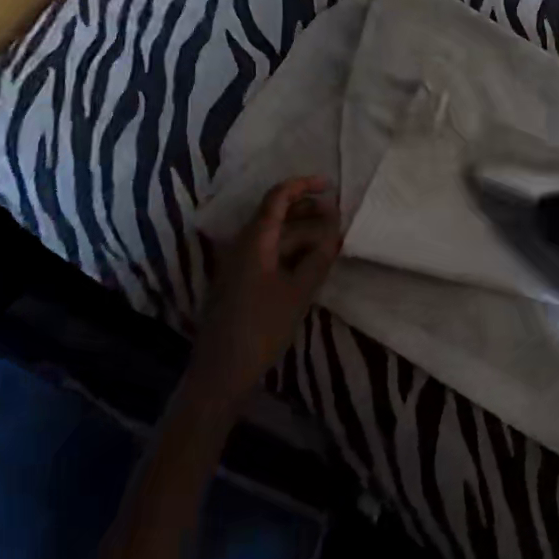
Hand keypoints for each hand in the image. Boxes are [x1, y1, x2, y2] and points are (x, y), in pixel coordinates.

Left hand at [191, 176, 342, 397]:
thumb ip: (319, 258)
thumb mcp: (299, 292)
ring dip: (302, 232)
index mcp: (254, 241)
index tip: (330, 186)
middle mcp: (243, 245)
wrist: (221, 373)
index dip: (303, 186)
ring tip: (331, 239)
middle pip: (276, 214)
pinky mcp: (241, 282)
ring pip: (274, 235)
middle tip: (338, 215)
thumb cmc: (261, 328)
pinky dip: (292, 250)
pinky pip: (269, 253)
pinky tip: (311, 262)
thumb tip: (334, 234)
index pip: (278, 198)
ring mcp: (239, 264)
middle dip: (307, 209)